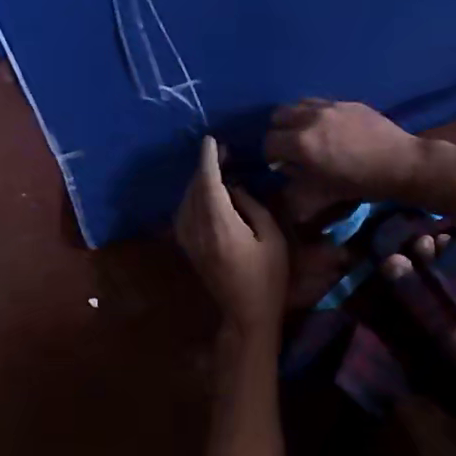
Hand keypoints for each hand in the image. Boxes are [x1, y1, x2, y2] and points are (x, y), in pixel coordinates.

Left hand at [176, 136, 288, 336]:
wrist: (247, 314)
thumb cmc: (269, 276)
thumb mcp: (272, 237)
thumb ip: (252, 207)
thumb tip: (234, 188)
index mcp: (221, 227)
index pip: (208, 184)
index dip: (208, 160)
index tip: (212, 141)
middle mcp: (198, 231)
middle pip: (194, 190)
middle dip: (204, 167)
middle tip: (223, 152)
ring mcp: (190, 241)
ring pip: (185, 201)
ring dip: (198, 181)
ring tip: (216, 169)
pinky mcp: (189, 248)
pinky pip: (183, 213)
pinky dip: (192, 197)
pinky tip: (205, 193)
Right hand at [263, 99, 427, 198]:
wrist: (400, 163)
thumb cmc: (362, 183)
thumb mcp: (324, 189)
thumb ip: (297, 176)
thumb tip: (284, 166)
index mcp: (302, 143)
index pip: (269, 142)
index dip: (271, 156)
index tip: (279, 164)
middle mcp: (311, 118)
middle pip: (278, 116)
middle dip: (279, 132)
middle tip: (290, 147)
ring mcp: (330, 106)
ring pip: (298, 104)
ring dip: (295, 118)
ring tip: (307, 134)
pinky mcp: (347, 102)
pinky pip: (320, 102)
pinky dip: (315, 113)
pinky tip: (328, 126)